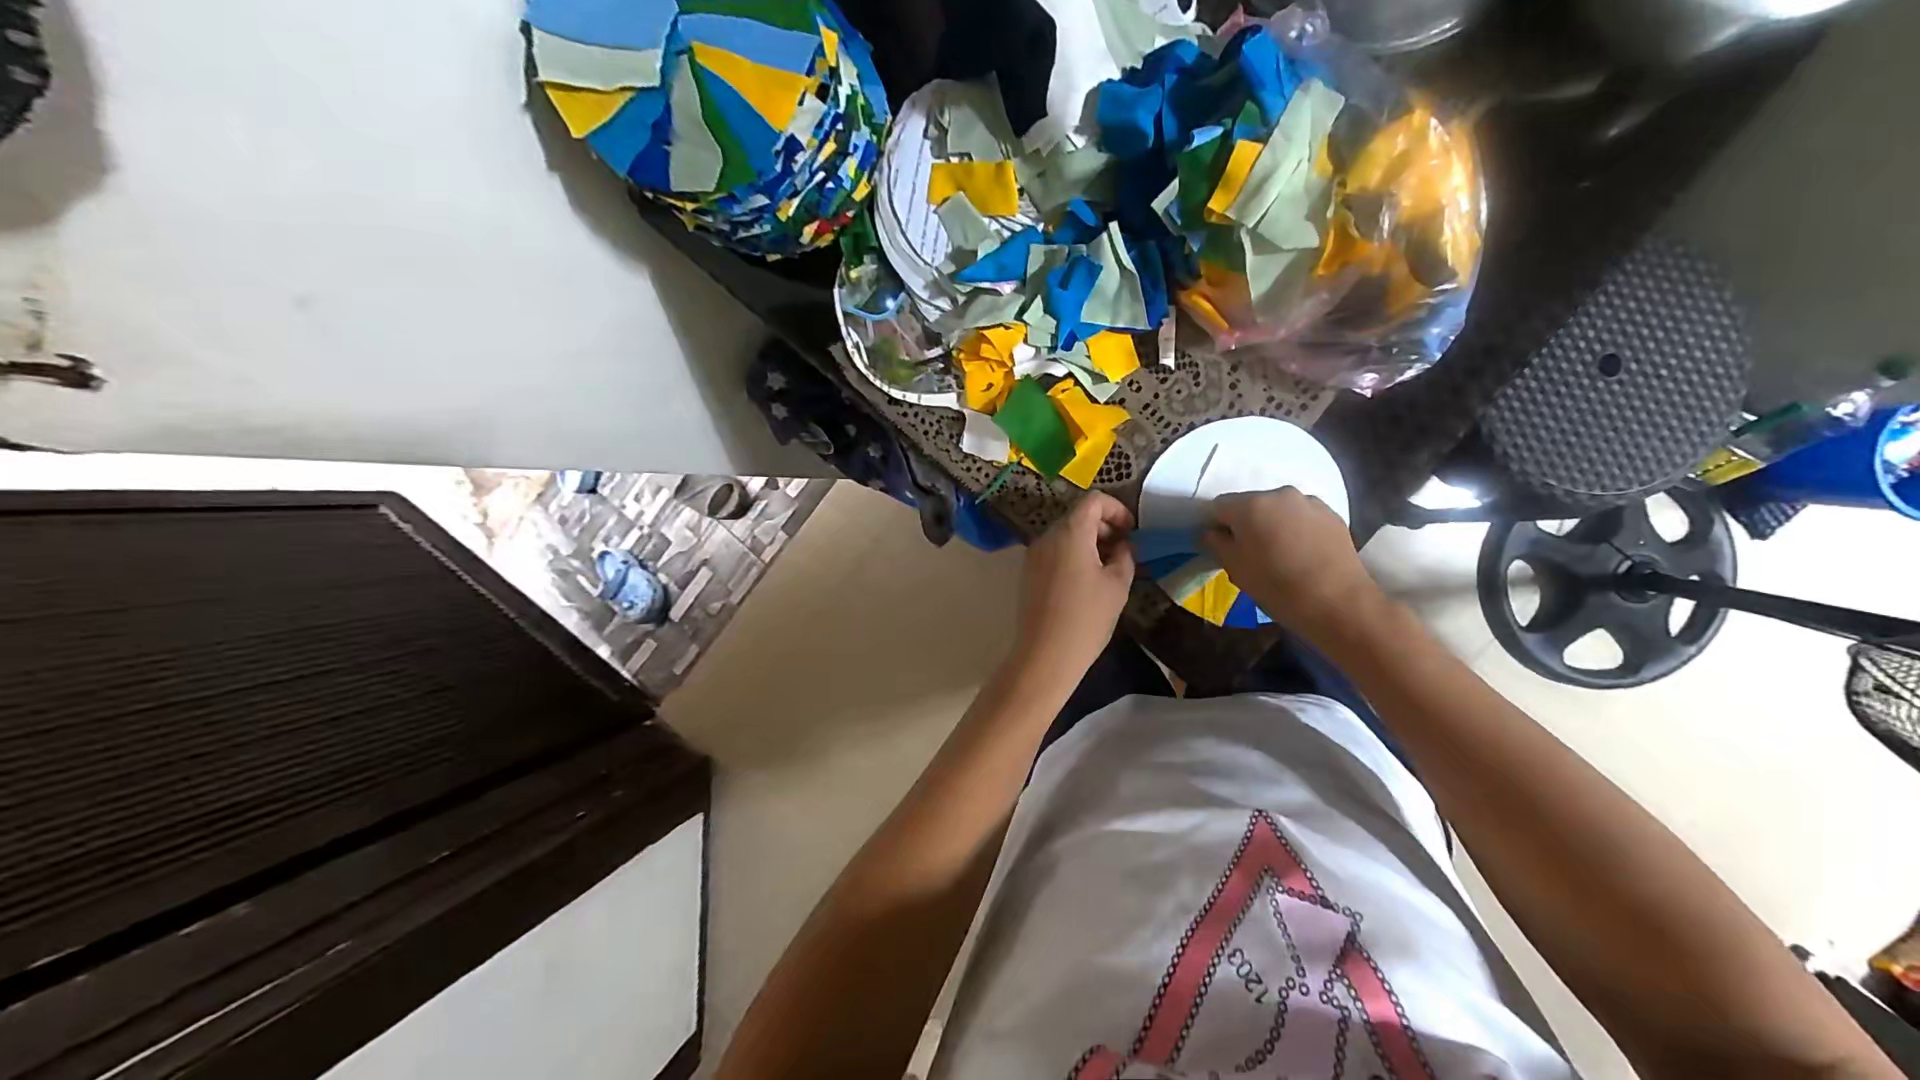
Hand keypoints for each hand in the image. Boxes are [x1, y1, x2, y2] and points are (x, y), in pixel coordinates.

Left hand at [1013, 492, 1136, 677]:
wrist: (1046, 654)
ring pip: (1065, 534)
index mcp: (1070, 532)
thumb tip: (1123, 545)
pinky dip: (1073, 554)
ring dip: (1089, 541)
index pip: (1093, 500)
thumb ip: (1125, 556)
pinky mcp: (1028, 572)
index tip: (1132, 531)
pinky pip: (1054, 551)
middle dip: (1104, 526)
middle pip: (1078, 515)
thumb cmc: (1087, 617)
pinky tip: (1088, 580)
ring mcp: (1034, 554)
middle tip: (1125, 550)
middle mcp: (1047, 536)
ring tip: (1109, 567)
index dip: (1117, 510)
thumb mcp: (1118, 584)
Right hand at [1200, 487, 1382, 644]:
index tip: (1223, 547)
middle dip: (1247, 524)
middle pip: (1252, 504)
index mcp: (1251, 505)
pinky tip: (1303, 555)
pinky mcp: (1333, 516)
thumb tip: (1211, 532)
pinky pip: (1303, 518)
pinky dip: (1298, 530)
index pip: (1219, 506)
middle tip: (1251, 553)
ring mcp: (1310, 503)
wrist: (1338, 602)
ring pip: (1279, 510)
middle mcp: (1280, 495)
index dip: (1217, 525)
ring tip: (1281, 555)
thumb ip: (1216, 544)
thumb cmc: (1277, 586)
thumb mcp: (1235, 568)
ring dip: (1274, 525)